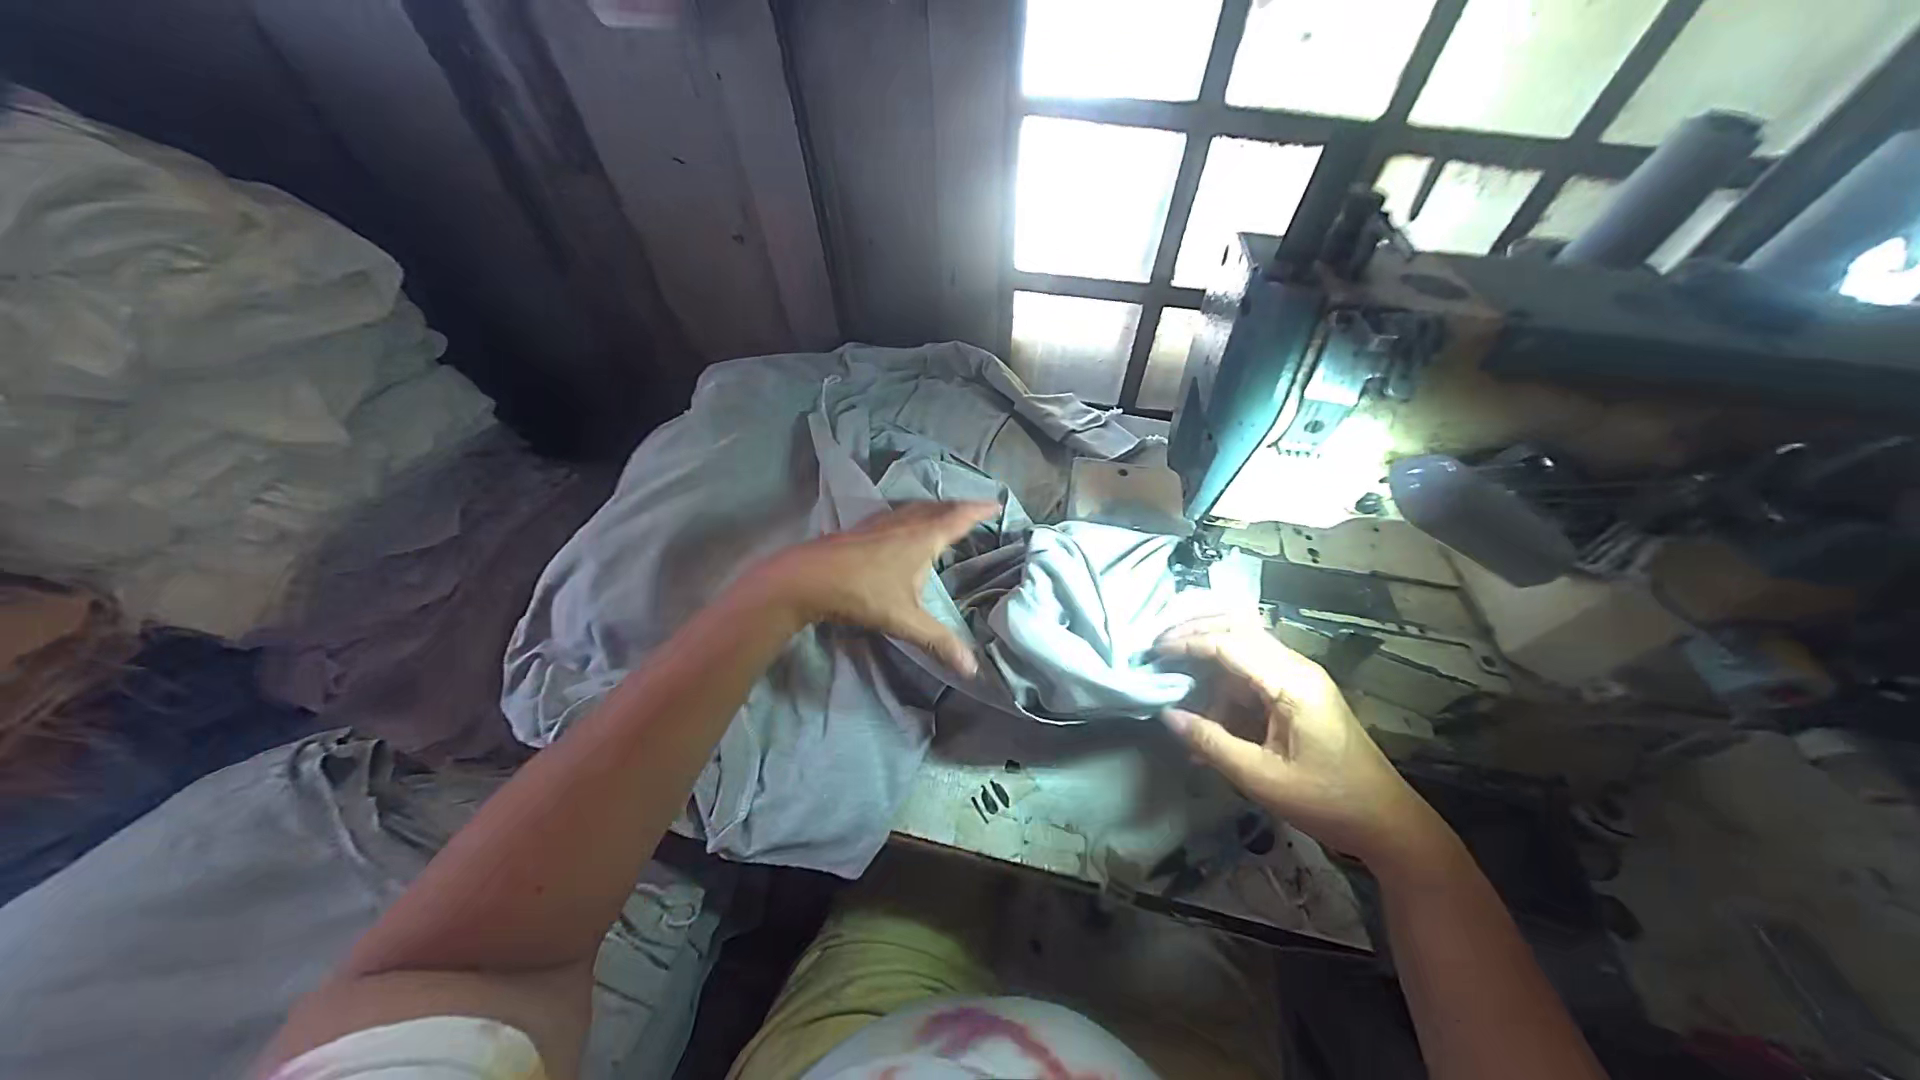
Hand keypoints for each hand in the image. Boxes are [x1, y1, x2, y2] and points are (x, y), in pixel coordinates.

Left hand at [739, 500, 996, 676]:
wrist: (806, 578)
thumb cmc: (862, 594)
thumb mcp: (904, 620)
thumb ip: (938, 642)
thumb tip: (972, 668)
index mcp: (922, 538)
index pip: (958, 519)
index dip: (979, 510)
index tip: (996, 504)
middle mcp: (904, 524)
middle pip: (937, 508)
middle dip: (958, 507)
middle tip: (974, 510)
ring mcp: (879, 523)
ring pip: (914, 509)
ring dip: (933, 508)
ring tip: (943, 515)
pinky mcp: (860, 529)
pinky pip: (895, 514)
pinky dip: (909, 515)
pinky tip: (901, 527)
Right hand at [1155, 615, 1445, 870]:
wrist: (1387, 823)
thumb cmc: (1327, 801)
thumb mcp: (1260, 778)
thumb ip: (1210, 743)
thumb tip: (1167, 715)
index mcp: (1292, 682)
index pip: (1229, 643)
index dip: (1186, 643)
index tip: (1153, 654)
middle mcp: (1296, 669)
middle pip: (1237, 629)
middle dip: (1194, 633)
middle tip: (1158, 648)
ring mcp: (1299, 679)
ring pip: (1242, 651)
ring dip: (1207, 665)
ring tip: (1176, 688)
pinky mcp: (1297, 695)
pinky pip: (1251, 677)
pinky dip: (1223, 689)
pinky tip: (1206, 718)